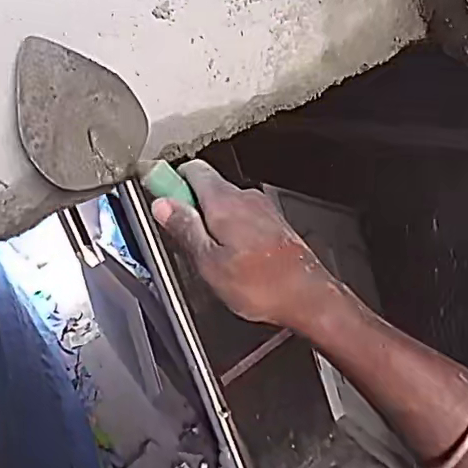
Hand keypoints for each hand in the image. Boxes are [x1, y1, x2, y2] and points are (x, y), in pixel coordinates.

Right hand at [149, 159, 348, 328]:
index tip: (158, 197)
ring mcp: (261, 209)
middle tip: (181, 238)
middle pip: (207, 186)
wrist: (309, 298)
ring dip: (210, 221)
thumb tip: (163, 205)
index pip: (190, 169)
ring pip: (224, 203)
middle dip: (189, 206)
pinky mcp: (273, 224)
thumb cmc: (263, 285)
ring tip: (207, 255)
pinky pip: (241, 216)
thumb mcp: (209, 262)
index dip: (169, 180)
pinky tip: (231, 257)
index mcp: (224, 201)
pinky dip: (229, 229)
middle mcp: (245, 198)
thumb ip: (184, 228)